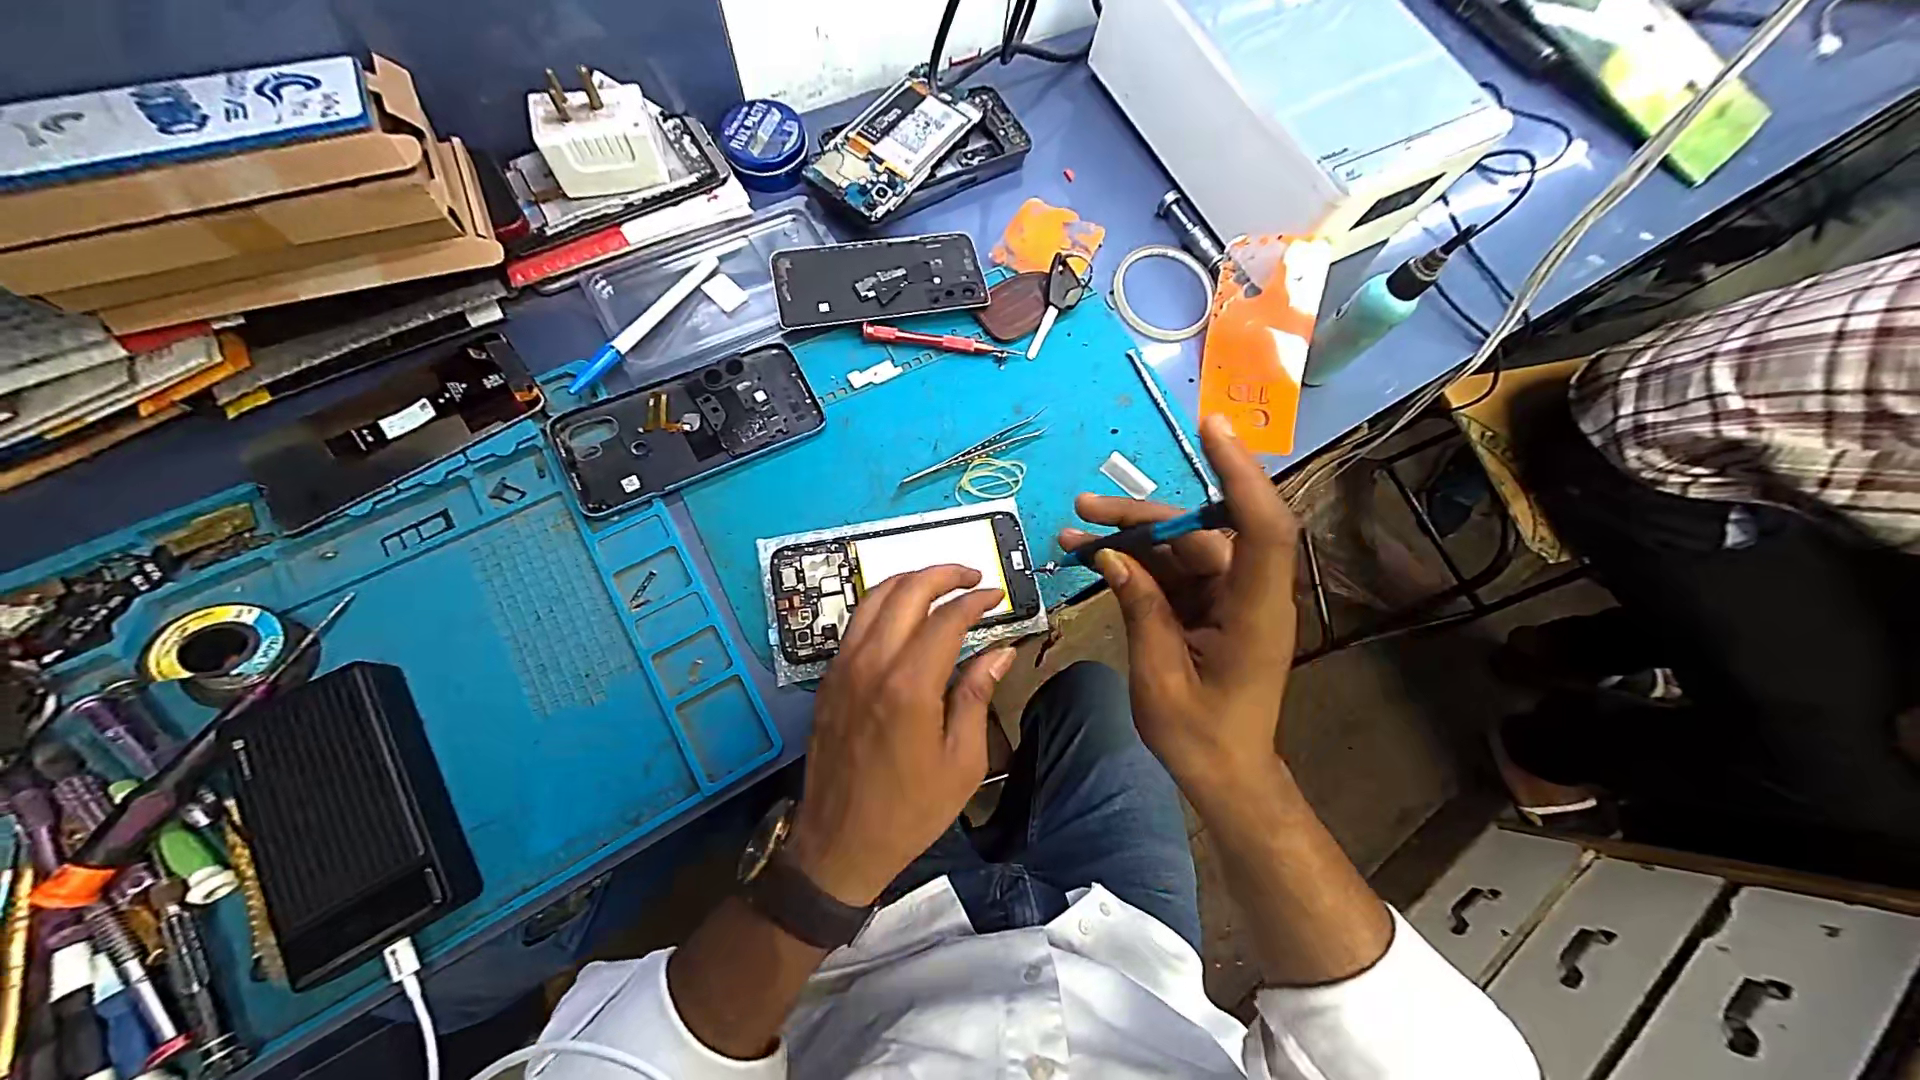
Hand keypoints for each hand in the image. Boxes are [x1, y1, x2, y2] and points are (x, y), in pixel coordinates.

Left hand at [786, 566, 1015, 906]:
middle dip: (944, 574)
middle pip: (907, 592)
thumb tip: (1000, 651)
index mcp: (909, 686)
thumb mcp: (962, 761)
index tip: (996, 597)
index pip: (946, 618)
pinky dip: (883, 602)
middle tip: (972, 578)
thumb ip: (977, 695)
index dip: (976, 601)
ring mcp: (843, 667)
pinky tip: (903, 612)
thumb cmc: (909, 809)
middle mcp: (871, 664)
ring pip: (874, 597)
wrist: (839, 841)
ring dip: (910, 581)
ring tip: (940, 585)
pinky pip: (855, 621)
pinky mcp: (829, 677)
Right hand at [1060, 414, 1299, 793]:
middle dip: (1140, 518)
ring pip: (1178, 548)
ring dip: (1128, 540)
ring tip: (1075, 531)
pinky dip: (1133, 565)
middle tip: (1084, 509)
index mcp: (1255, 611)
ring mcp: (1226, 598)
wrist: (1224, 772)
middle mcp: (1246, 593)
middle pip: (1198, 533)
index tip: (1210, 431)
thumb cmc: (1200, 736)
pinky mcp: (1207, 606)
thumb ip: (1141, 609)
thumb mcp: (1159, 674)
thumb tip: (1114, 558)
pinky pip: (1169, 573)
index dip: (1240, 475)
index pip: (1261, 527)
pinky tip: (1092, 558)